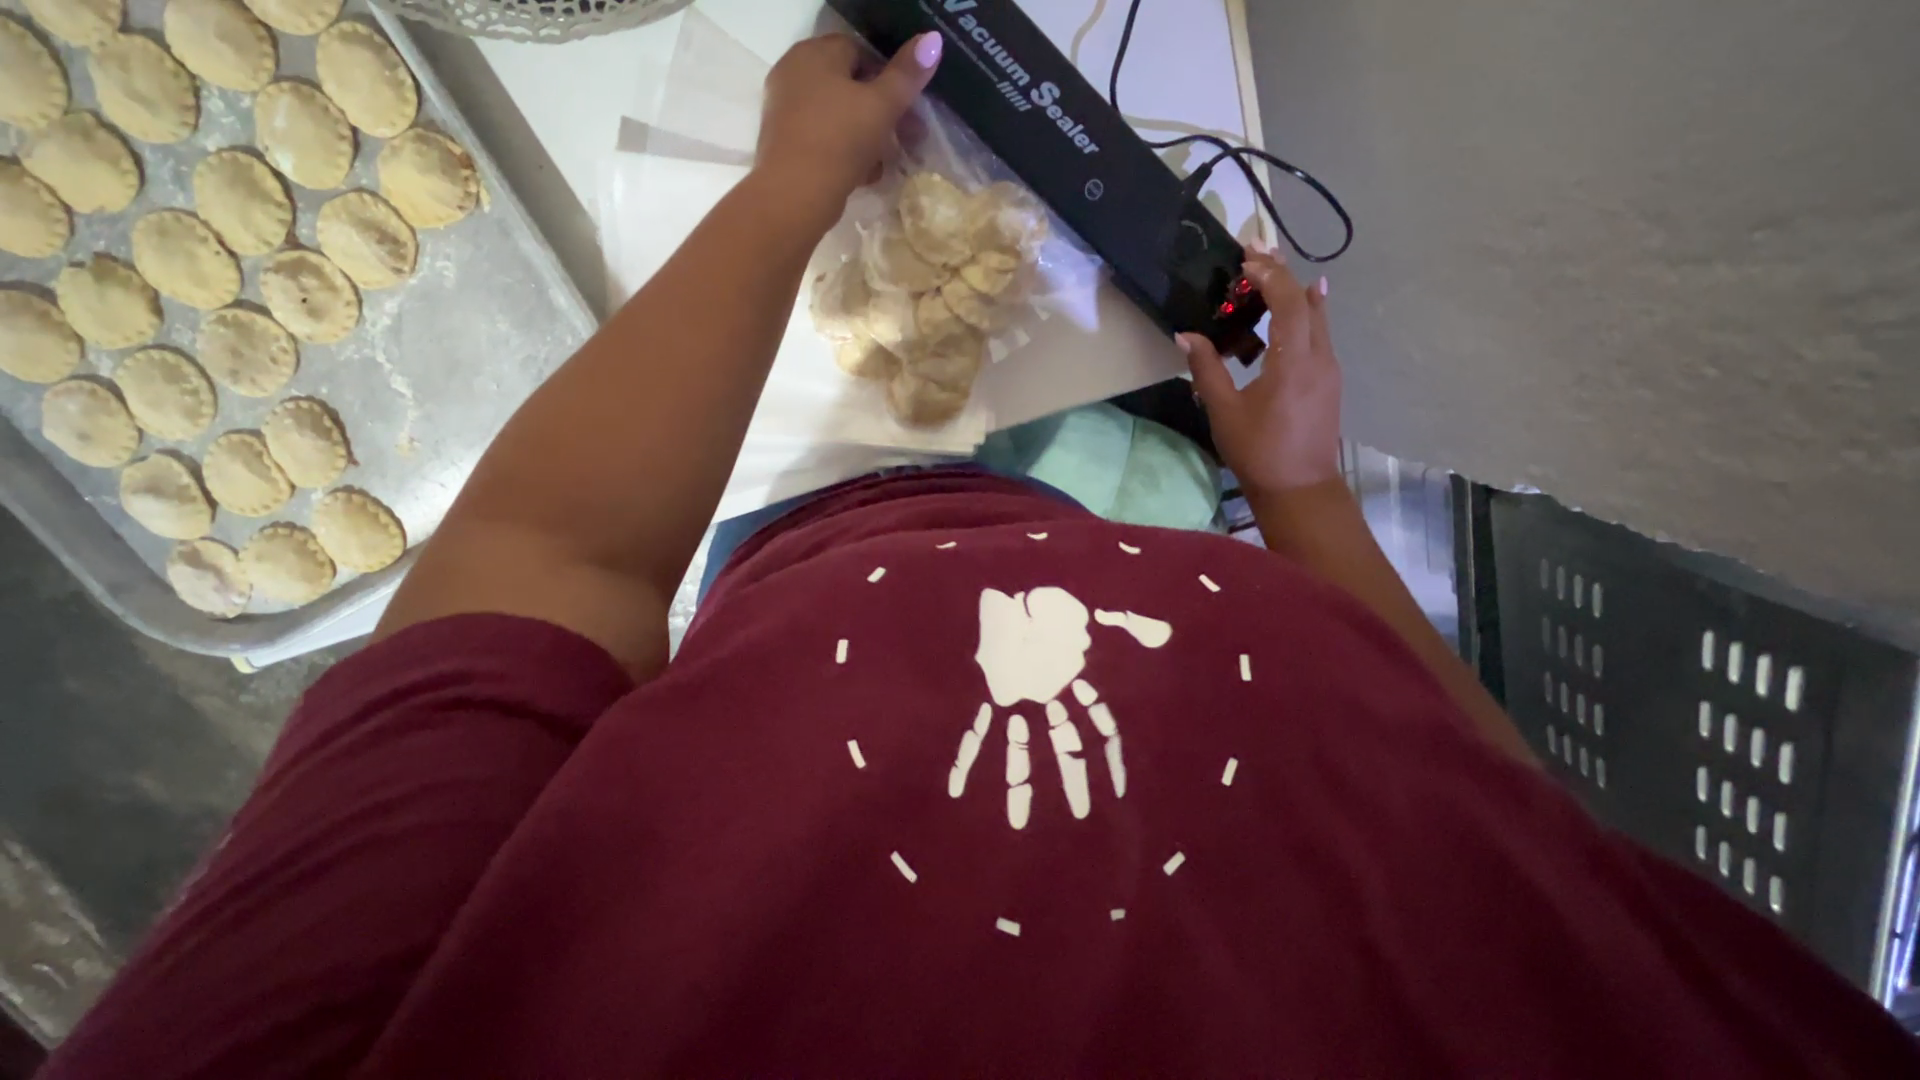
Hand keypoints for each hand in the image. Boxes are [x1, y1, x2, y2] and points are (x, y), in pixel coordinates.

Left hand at [757, 31, 942, 229]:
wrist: (794, 194)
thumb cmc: (841, 139)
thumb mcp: (882, 105)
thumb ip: (907, 74)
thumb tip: (933, 41)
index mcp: (814, 54)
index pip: (859, 52)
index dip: (889, 77)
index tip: (910, 106)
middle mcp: (794, 75)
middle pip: (849, 88)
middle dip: (883, 115)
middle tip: (911, 139)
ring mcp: (785, 112)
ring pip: (838, 119)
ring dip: (868, 139)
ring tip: (887, 163)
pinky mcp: (784, 145)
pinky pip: (823, 141)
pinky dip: (846, 154)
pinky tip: (864, 176)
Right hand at [1179, 248, 1341, 495]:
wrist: (1299, 489)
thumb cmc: (1258, 451)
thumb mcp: (1224, 411)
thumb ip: (1207, 369)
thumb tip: (1186, 336)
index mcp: (1294, 362)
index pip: (1288, 302)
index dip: (1269, 276)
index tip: (1245, 261)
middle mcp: (1320, 357)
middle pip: (1308, 301)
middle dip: (1283, 274)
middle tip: (1257, 254)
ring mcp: (1330, 369)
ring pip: (1318, 317)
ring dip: (1295, 293)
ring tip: (1270, 274)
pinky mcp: (1329, 381)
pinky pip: (1320, 335)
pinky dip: (1303, 315)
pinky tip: (1294, 310)